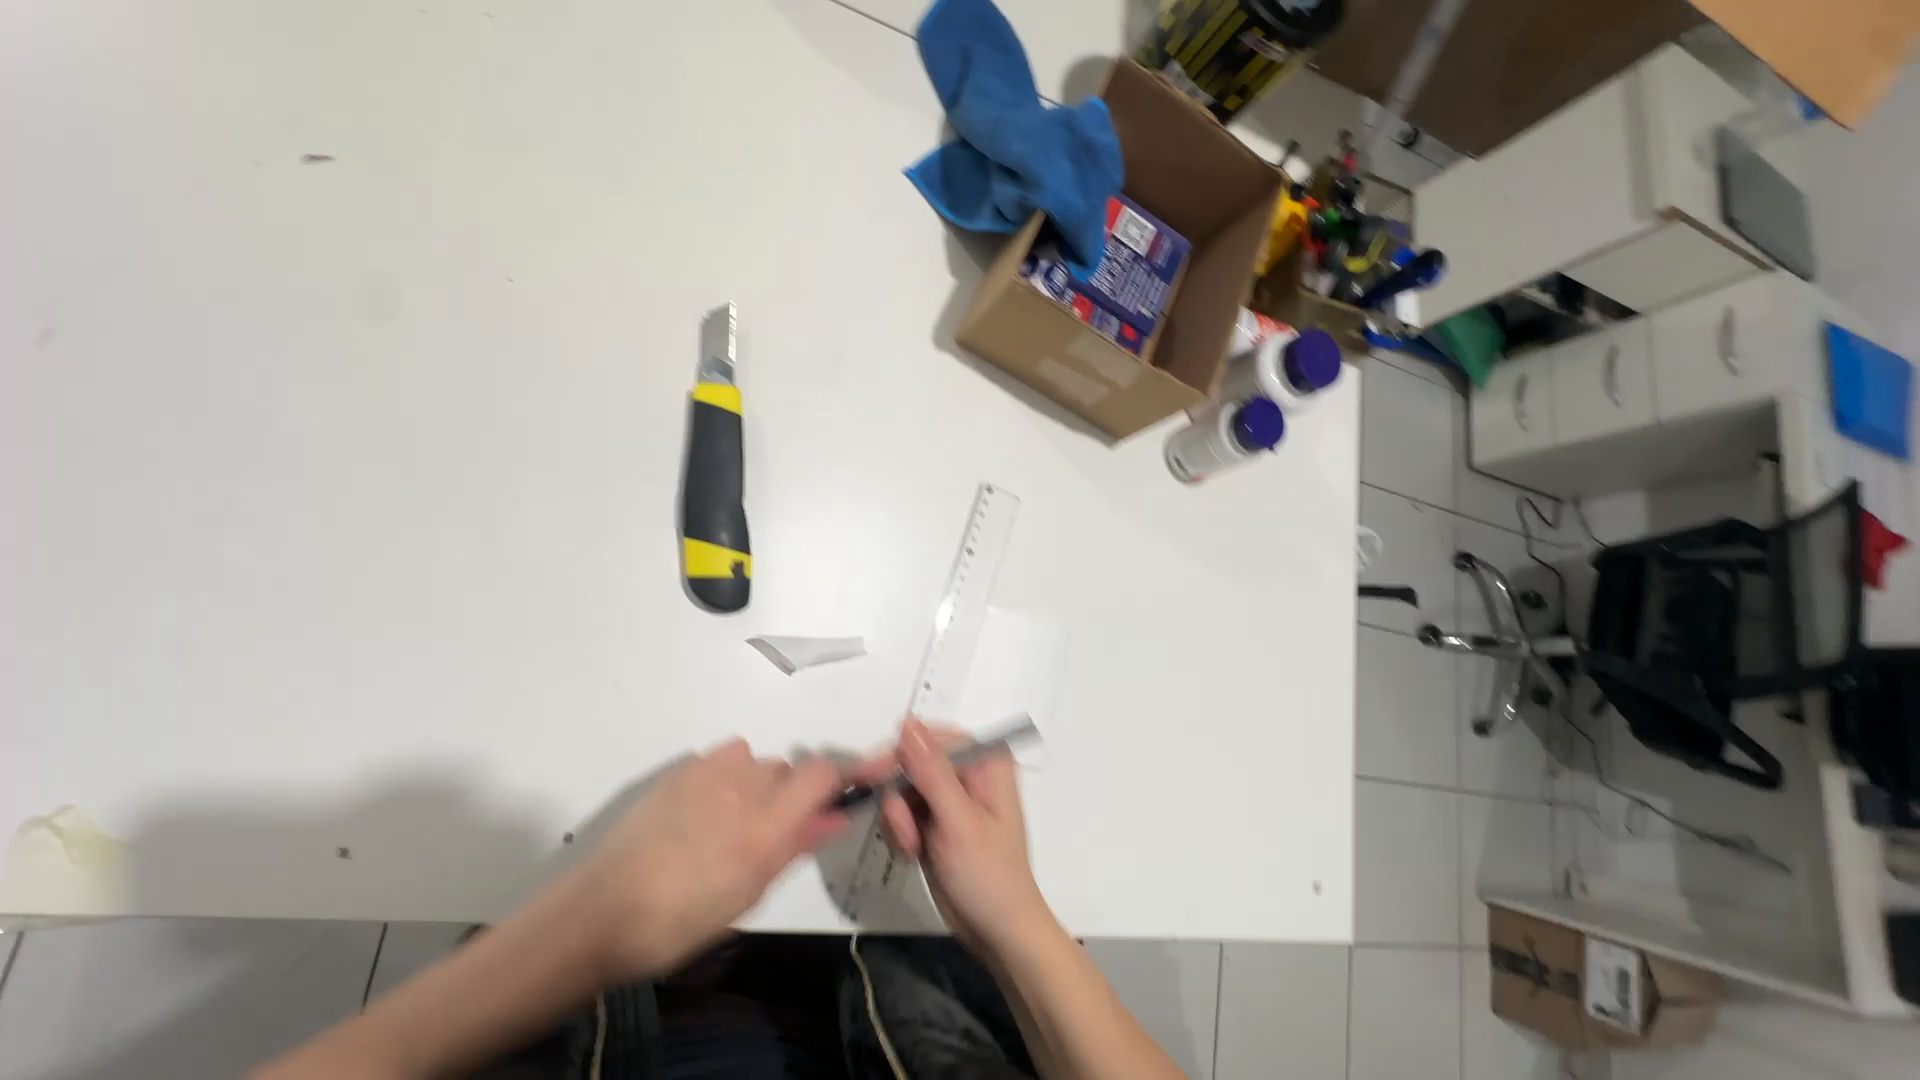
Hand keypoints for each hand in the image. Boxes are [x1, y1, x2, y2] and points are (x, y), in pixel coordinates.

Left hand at [572, 739, 847, 980]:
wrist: (603, 912)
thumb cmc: (683, 921)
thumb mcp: (750, 893)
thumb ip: (796, 847)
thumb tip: (836, 818)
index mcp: (766, 826)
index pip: (822, 773)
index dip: (839, 778)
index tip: (841, 795)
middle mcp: (742, 787)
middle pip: (787, 769)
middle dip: (789, 794)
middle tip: (770, 833)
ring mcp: (707, 773)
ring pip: (755, 760)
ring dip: (756, 783)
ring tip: (732, 820)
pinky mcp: (679, 770)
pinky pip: (722, 758)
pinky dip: (726, 775)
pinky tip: (704, 808)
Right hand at [878, 719, 1056, 959]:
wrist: (997, 931)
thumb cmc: (988, 876)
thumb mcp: (958, 822)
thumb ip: (932, 772)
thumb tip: (908, 723)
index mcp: (985, 761)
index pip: (930, 737)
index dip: (901, 754)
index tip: (875, 778)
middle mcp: (966, 772)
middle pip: (910, 761)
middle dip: (899, 798)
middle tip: (905, 834)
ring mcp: (947, 797)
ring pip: (900, 787)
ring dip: (898, 821)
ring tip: (913, 849)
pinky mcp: (932, 820)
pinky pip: (900, 810)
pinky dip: (899, 832)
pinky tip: (912, 854)